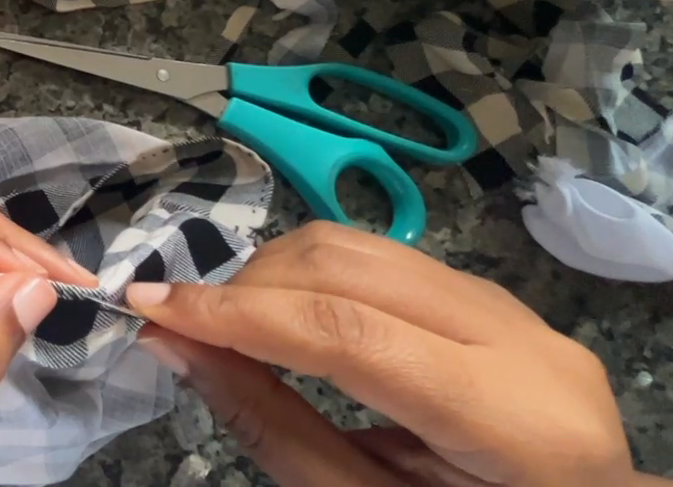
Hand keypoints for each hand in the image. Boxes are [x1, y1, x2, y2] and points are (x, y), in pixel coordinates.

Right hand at [130, 223, 636, 486]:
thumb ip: (269, 425)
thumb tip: (168, 344)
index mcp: (521, 422)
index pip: (348, 334)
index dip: (236, 314)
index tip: (146, 304)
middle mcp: (526, 342)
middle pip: (341, 271)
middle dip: (244, 290)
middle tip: (182, 324)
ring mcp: (509, 308)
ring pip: (346, 245)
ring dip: (266, 274)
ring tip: (232, 322)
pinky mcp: (481, 293)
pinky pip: (368, 253)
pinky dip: (301, 272)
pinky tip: (282, 311)